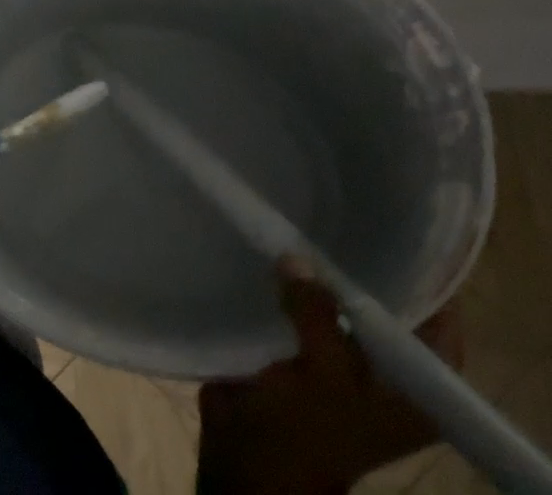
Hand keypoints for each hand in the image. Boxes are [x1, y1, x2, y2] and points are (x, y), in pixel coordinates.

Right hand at [197, 259, 464, 494]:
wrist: (248, 461)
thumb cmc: (308, 430)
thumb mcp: (322, 373)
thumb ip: (314, 314)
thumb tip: (295, 257)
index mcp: (420, 390)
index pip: (438, 326)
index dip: (424, 286)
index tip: (395, 238)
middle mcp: (388, 376)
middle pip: (383, 316)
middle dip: (358, 277)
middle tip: (334, 226)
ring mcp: (339, 369)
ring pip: (334, 316)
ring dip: (314, 286)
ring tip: (295, 236)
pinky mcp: (296, 363)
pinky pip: (296, 322)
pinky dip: (283, 298)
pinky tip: (266, 266)